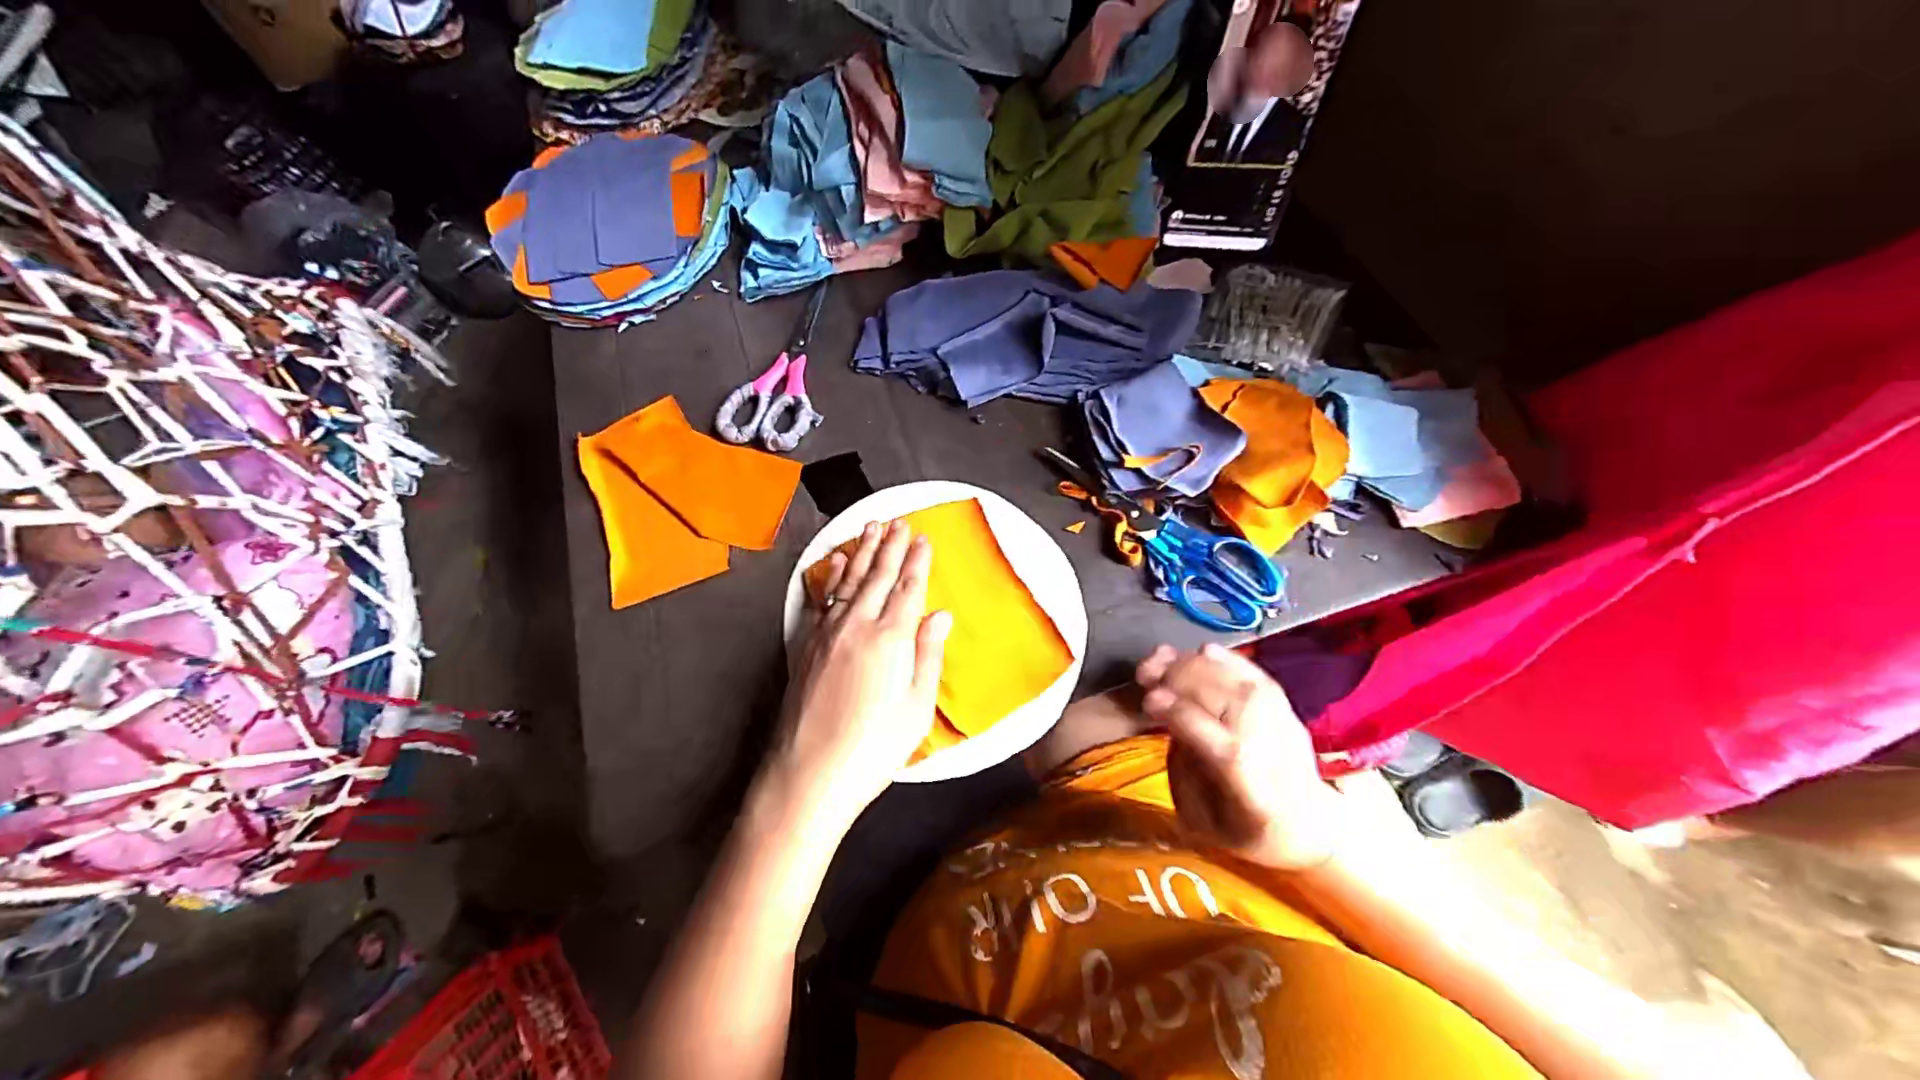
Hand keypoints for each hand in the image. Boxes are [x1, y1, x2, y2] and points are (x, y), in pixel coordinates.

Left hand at [761, 520, 950, 837]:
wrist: (809, 772)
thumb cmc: (872, 748)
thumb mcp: (916, 708)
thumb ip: (928, 656)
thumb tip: (941, 616)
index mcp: (891, 639)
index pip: (909, 588)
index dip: (918, 561)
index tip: (924, 539)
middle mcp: (858, 626)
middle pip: (879, 575)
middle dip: (892, 546)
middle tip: (901, 522)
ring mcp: (828, 633)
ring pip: (850, 580)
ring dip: (863, 551)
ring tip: (872, 528)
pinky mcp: (808, 645)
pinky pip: (823, 598)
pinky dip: (832, 575)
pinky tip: (836, 561)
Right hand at [1137, 643, 1341, 869]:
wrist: (1312, 824)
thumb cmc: (1249, 832)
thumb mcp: (1205, 825)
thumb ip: (1184, 777)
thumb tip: (1173, 730)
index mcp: (1253, 791)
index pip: (1220, 744)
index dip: (1182, 715)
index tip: (1148, 702)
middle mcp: (1273, 751)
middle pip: (1229, 702)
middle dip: (1182, 680)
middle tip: (1146, 676)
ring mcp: (1284, 727)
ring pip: (1240, 683)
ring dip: (1197, 665)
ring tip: (1161, 660)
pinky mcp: (1287, 710)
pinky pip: (1256, 675)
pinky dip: (1227, 659)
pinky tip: (1199, 651)